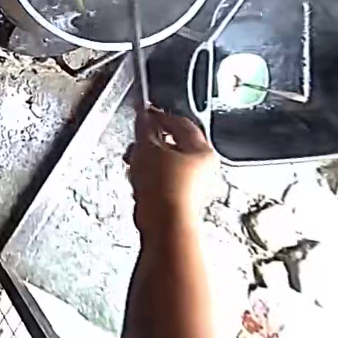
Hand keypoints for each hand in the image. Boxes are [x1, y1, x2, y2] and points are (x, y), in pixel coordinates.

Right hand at [126, 107, 219, 236]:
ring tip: (134, 161)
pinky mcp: (180, 199)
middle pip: (174, 143)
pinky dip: (149, 176)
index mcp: (203, 151)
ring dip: (147, 159)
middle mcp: (204, 168)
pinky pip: (163, 179)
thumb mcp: (147, 148)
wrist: (164, 224)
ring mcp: (193, 185)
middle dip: (150, 140)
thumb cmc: (164, 188)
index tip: (144, 113)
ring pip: (167, 162)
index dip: (159, 116)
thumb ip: (144, 128)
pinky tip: (138, 179)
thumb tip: (143, 116)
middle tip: (136, 139)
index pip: (181, 123)